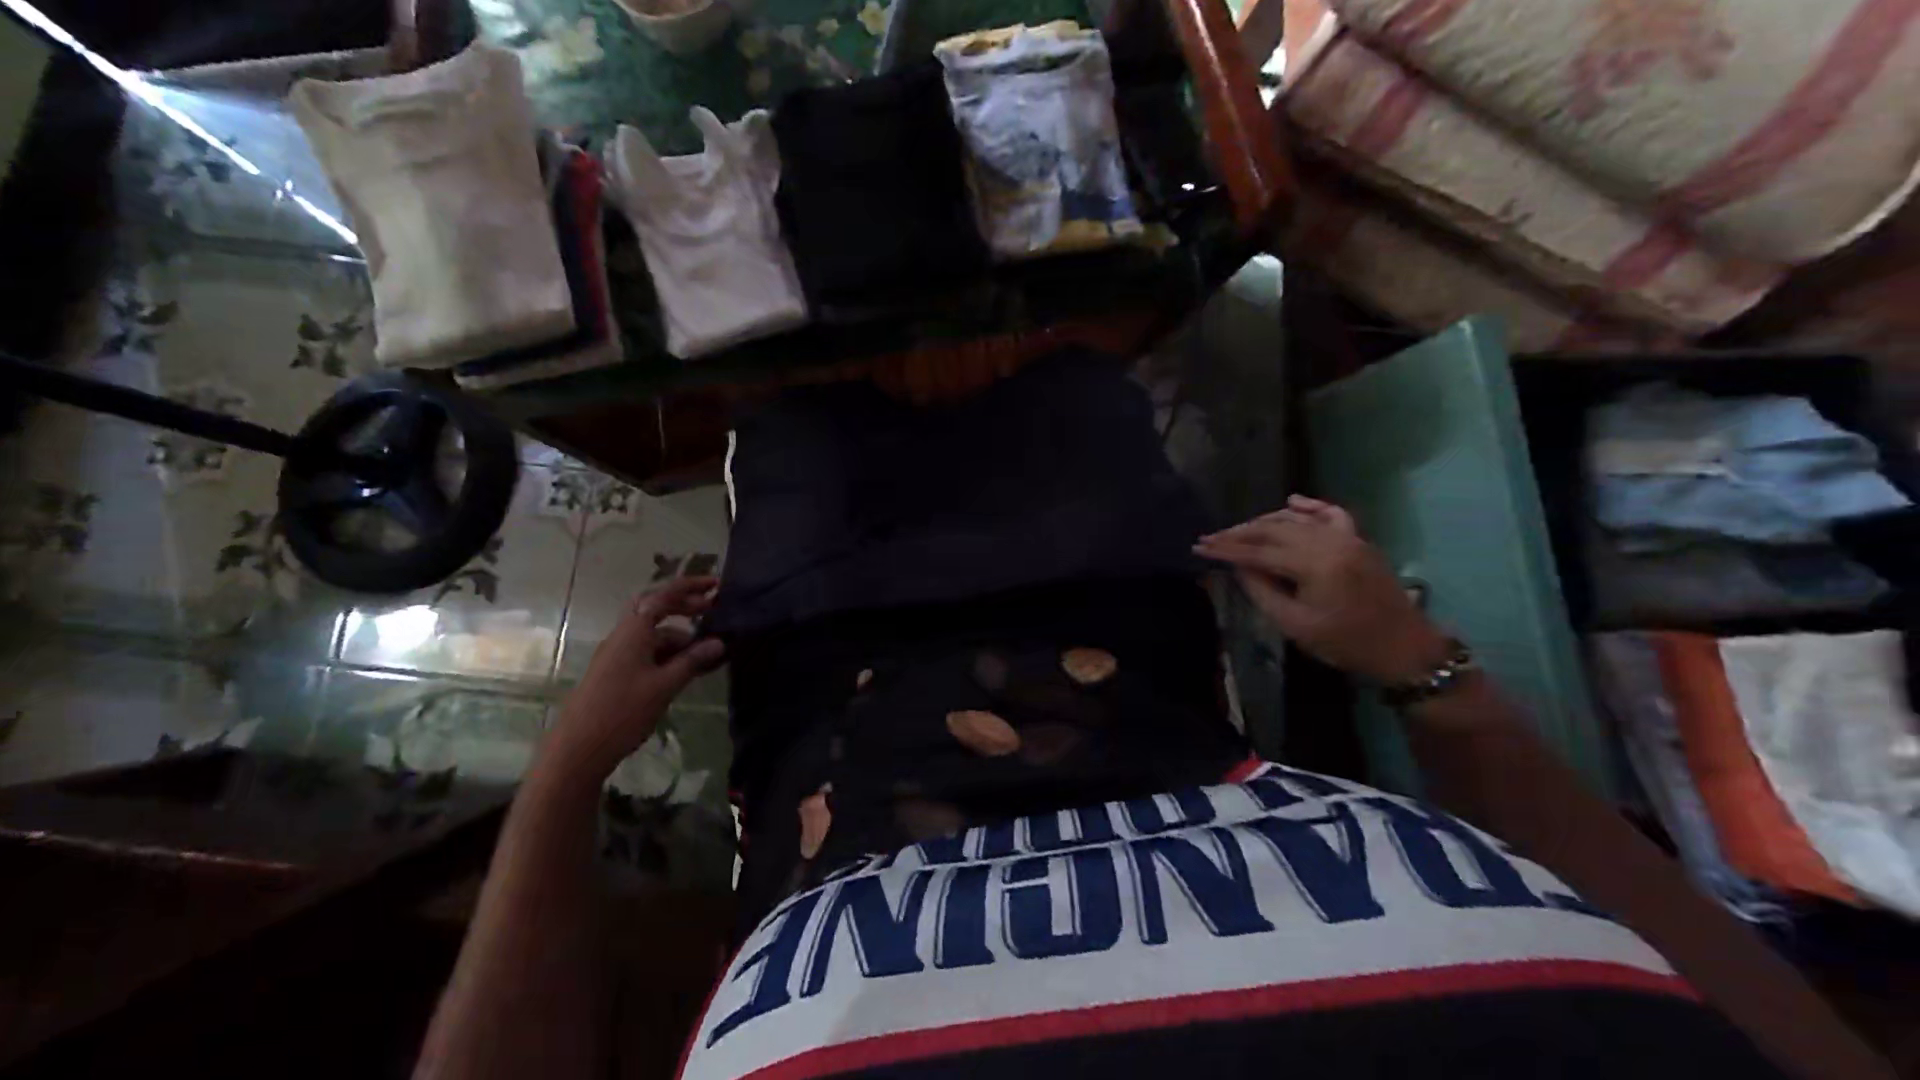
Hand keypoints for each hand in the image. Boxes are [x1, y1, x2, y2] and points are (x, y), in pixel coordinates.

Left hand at [541, 575, 726, 781]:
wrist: (577, 750)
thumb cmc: (622, 712)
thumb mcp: (664, 686)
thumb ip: (692, 661)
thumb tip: (719, 643)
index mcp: (633, 632)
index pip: (663, 596)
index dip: (690, 587)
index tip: (716, 585)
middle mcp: (623, 636)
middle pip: (653, 608)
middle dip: (683, 605)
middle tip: (712, 610)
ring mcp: (618, 655)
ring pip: (653, 634)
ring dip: (680, 636)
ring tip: (709, 651)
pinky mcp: (616, 673)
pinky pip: (648, 652)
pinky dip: (670, 653)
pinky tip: (688, 669)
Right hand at [1195, 496, 1450, 683]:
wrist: (1403, 647)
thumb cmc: (1345, 643)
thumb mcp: (1294, 625)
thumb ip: (1262, 591)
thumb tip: (1239, 567)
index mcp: (1314, 565)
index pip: (1258, 551)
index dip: (1226, 549)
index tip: (1199, 547)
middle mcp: (1330, 542)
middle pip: (1274, 529)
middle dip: (1239, 533)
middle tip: (1211, 538)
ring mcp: (1347, 537)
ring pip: (1296, 519)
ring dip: (1264, 521)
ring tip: (1238, 530)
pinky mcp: (1358, 540)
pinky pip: (1330, 514)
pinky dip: (1308, 506)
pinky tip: (1290, 501)